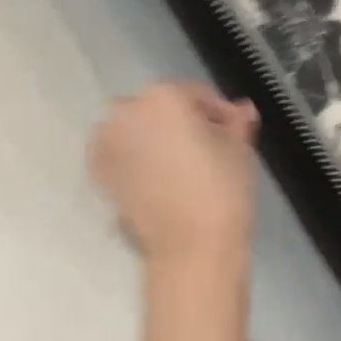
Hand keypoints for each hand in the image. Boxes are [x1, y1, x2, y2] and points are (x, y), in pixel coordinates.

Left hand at [89, 80, 259, 269]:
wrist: (191, 246)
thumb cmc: (223, 193)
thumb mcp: (239, 153)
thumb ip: (237, 123)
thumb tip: (242, 108)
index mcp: (163, 97)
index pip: (196, 94)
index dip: (219, 112)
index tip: (234, 133)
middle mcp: (126, 109)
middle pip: (160, 108)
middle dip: (183, 124)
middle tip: (207, 152)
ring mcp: (106, 140)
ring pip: (137, 130)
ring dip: (157, 140)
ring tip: (182, 169)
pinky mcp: (99, 170)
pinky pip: (122, 154)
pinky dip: (139, 160)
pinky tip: (161, 181)